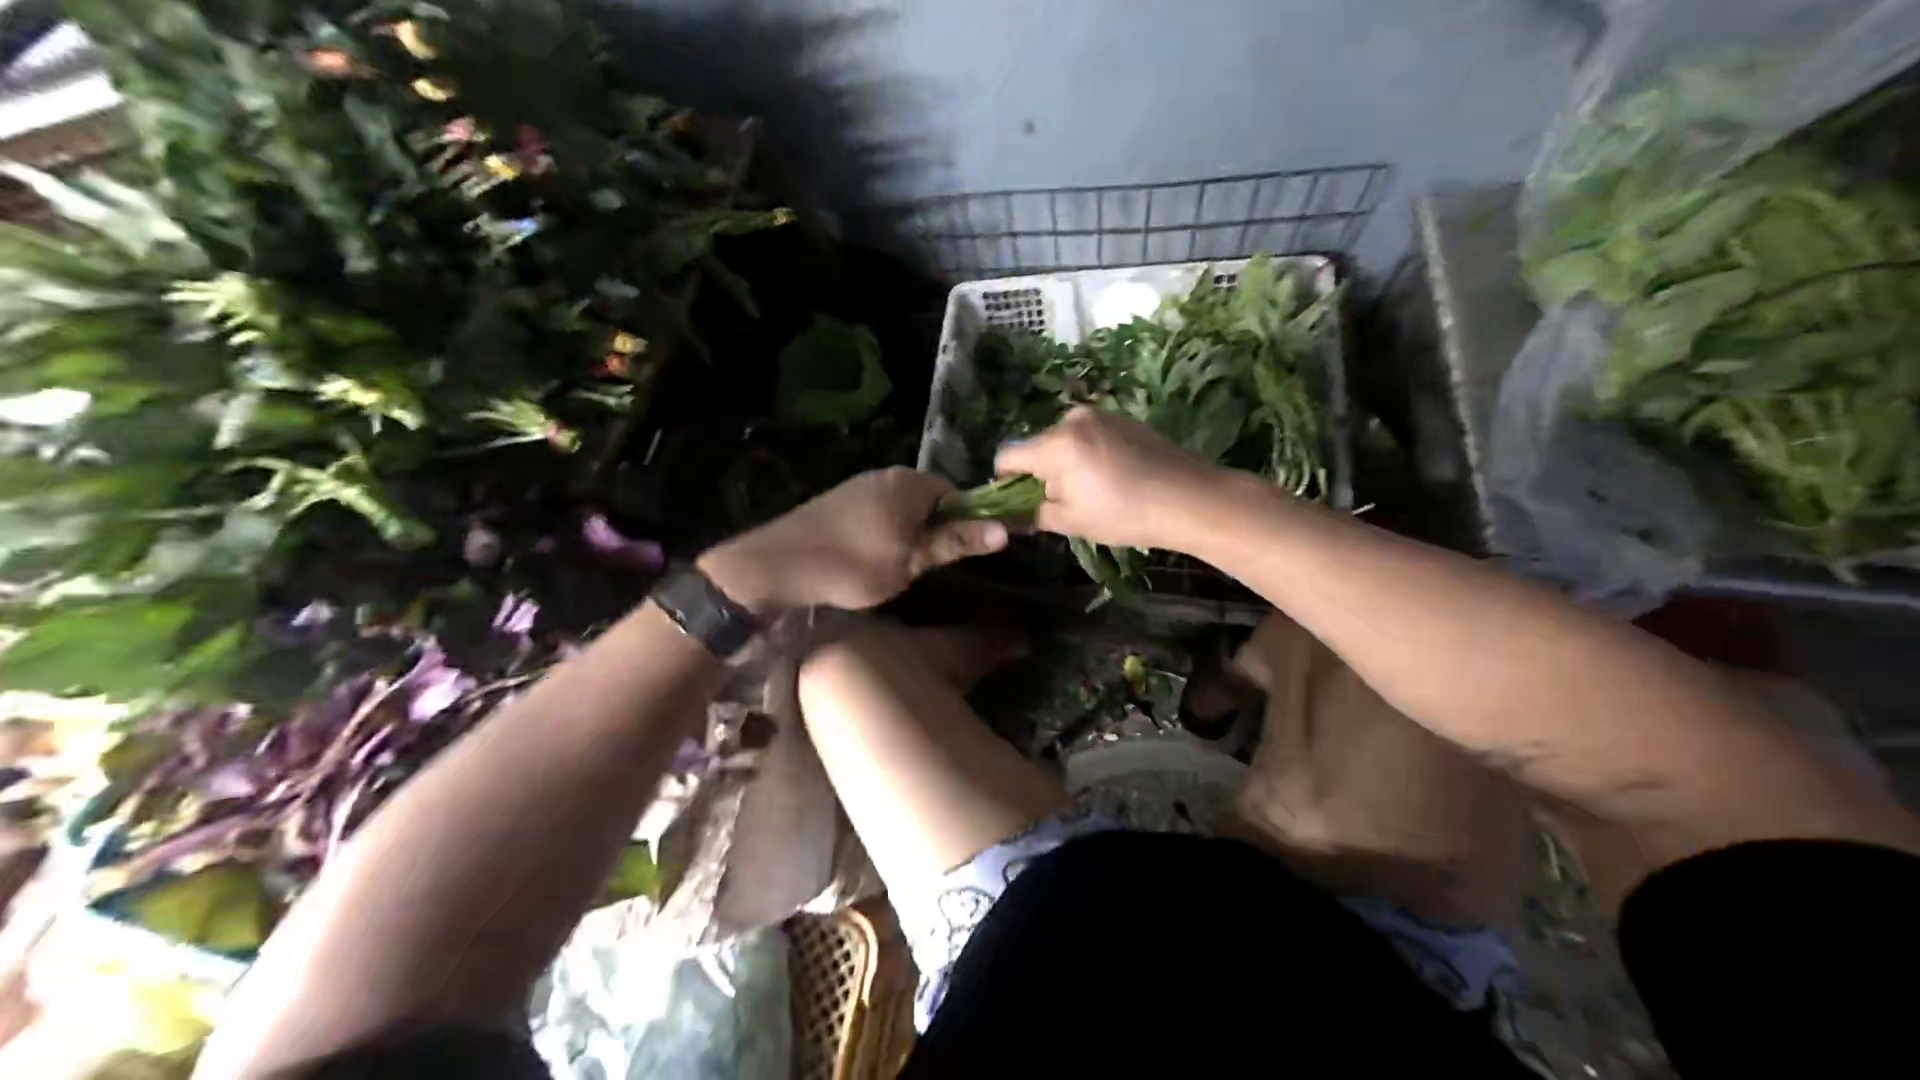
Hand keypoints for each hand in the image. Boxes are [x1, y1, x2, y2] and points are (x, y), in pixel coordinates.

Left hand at [698, 467, 1008, 612]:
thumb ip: (954, 542)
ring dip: (909, 534)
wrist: (775, 565)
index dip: (966, 523)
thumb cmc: (852, 564)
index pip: (958, 494)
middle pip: (929, 499)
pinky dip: (884, 532)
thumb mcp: (910, 561)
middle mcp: (886, 475)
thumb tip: (1006, 529)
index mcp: (910, 483)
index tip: (960, 556)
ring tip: (901, 568)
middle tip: (930, 568)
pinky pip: (878, 512)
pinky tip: (871, 559)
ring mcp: (859, 485)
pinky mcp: (838, 500)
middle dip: (935, 529)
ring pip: (902, 508)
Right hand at [995, 406, 1225, 551]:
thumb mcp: (1069, 521)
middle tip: (1064, 501)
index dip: (1004, 481)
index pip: (1006, 456)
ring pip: (1064, 440)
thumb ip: (1030, 514)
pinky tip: (1114, 476)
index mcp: (1054, 444)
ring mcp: (1101, 415)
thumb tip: (1004, 517)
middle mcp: (1072, 419)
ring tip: (1094, 490)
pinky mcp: (1123, 418)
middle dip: (1040, 472)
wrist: (1190, 498)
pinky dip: (1089, 453)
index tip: (1019, 501)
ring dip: (1066, 462)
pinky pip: (1089, 435)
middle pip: (1036, 446)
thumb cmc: (1124, 514)